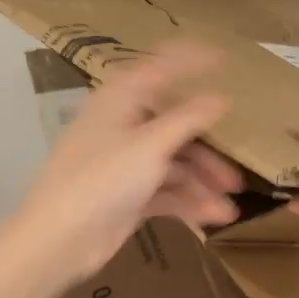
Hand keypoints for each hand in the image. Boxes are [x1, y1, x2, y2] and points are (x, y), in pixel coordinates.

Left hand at [16, 41, 241, 293]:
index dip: (189, 61)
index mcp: (120, 102)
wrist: (61, 239)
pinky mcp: (129, 195)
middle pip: (175, 128)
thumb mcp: (150, 145)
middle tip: (237, 171)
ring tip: (232, 204)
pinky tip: (214, 216)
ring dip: (203, 182)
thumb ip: (188, 120)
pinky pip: (167, 191)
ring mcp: (126, 163)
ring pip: (174, 164)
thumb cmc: (102, 180)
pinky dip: (189, 202)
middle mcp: (123, 127)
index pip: (158, 70)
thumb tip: (220, 98)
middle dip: (208, 151)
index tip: (223, 58)